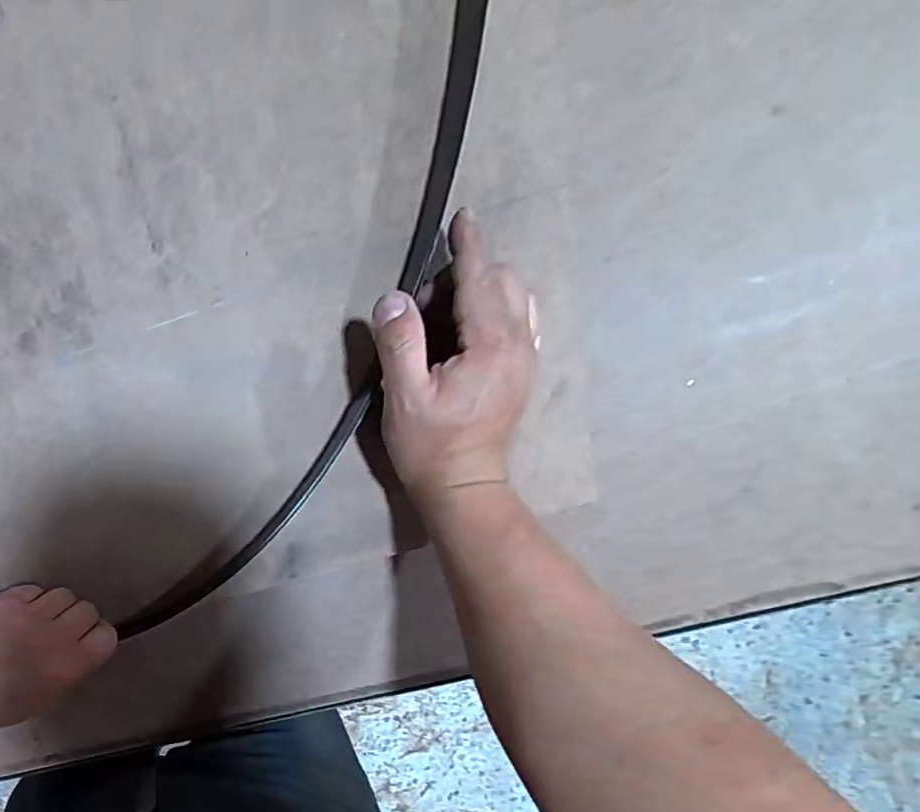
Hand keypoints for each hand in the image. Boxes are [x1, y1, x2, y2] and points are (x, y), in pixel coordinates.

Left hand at [0, 585, 117, 735]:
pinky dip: (31, 598)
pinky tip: (20, 613)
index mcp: (73, 663)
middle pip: (87, 608)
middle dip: (76, 618)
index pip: (106, 632)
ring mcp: (31, 613)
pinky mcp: (8, 600)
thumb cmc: (8, 703)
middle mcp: (57, 634)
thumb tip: (86, 641)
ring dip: (55, 606)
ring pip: (63, 594)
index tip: (83, 639)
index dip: (95, 634)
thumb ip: (77, 665)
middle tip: (58, 629)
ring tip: (38, 619)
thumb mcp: (55, 693)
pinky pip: (35, 589)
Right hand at [371, 209, 538, 499]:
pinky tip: (477, 319)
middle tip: (432, 283)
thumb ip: (400, 343)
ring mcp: (525, 357)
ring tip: (452, 296)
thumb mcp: (404, 395)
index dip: (469, 248)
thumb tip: (394, 298)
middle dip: (474, 268)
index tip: (462, 218)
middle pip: (505, 283)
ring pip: (517, 299)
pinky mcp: (522, 370)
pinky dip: (500, 304)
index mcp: (490, 345)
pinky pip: (520, 319)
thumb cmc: (428, 443)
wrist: (463, 484)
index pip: (480, 281)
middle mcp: (518, 343)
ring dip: (488, 285)